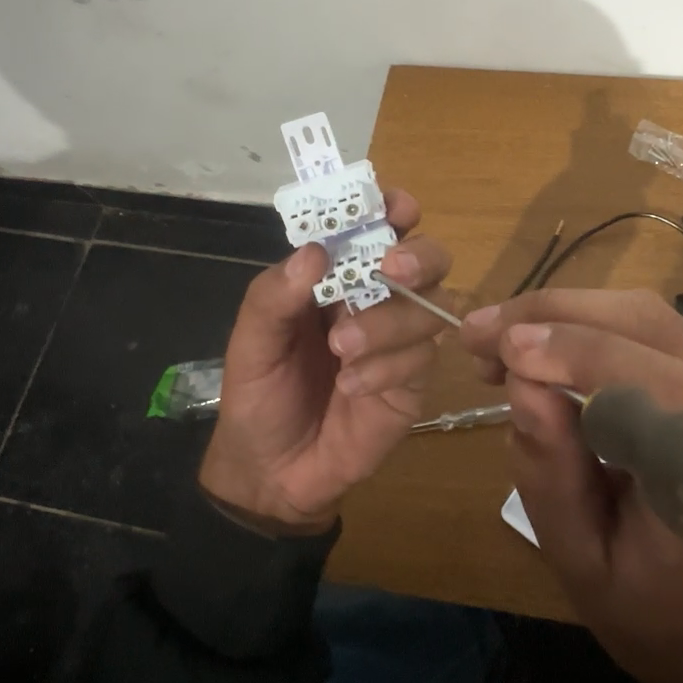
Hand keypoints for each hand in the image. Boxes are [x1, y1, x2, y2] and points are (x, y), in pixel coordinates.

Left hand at [199, 189, 453, 530]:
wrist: (274, 474)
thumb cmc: (258, 398)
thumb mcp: (250, 345)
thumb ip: (274, 296)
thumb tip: (314, 253)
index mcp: (336, 276)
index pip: (376, 227)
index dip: (393, 209)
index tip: (397, 209)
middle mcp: (377, 297)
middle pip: (428, 258)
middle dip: (419, 256)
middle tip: (392, 270)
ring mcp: (403, 338)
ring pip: (431, 306)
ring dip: (391, 322)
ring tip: (342, 352)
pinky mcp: (415, 379)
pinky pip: (423, 357)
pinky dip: (389, 366)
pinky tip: (353, 389)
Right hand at [459, 290, 682, 682]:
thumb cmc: (651, 616)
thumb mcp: (583, 565)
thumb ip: (551, 479)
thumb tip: (522, 384)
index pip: (654, 384)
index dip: (581, 353)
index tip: (504, 351)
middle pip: (650, 325)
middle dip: (557, 315)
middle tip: (478, 333)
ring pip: (650, 317)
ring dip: (569, 312)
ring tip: (499, 336)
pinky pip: (653, 333)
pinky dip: (591, 323)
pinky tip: (544, 341)